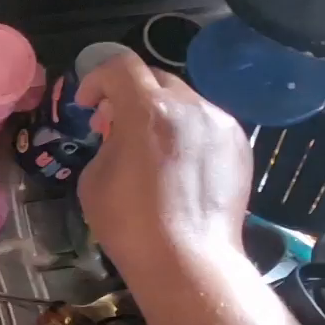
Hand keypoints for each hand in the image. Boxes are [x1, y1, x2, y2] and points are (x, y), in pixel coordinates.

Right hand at [75, 53, 253, 285]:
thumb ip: (108, 142)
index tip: (87, 106)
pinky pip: (205, 124)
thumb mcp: (95, 177)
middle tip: (112, 126)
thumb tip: (120, 133)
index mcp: (147, 111)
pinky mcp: (238, 145)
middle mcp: (190, 106)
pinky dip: (184, 132)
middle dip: (127, 95)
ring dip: (158, 113)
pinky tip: (175, 167)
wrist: (186, 257)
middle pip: (154, 78)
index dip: (95, 79)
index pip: (119, 66)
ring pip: (183, 100)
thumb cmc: (128, 222)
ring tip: (146, 149)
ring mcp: (220, 124)